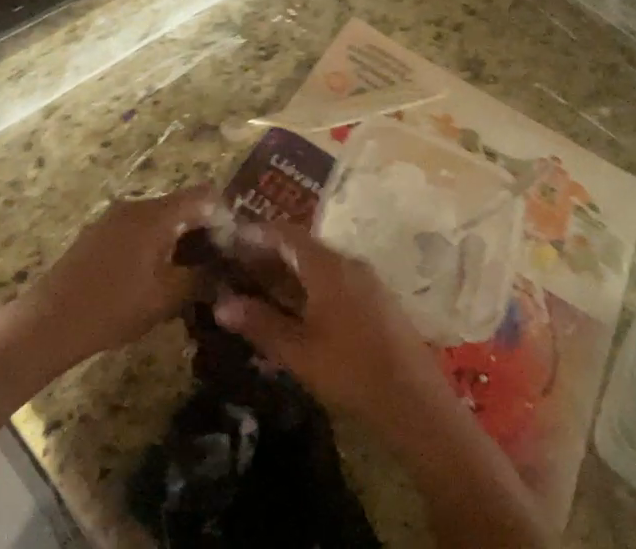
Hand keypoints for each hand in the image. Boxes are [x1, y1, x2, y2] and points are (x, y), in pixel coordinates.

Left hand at [20, 184, 218, 361]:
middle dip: (204, 231)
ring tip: (190, 275)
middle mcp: (135, 206)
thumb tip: (224, 271)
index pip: (205, 196)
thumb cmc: (114, 307)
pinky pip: (138, 230)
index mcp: (156, 214)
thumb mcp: (168, 297)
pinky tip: (157, 277)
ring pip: (160, 219)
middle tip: (219, 265)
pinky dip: (155, 245)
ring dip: (179, 240)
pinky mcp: (98, 234)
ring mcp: (113, 218)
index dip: (226, 215)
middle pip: (182, 206)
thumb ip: (201, 278)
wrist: (49, 321)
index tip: (236, 246)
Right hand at [211, 222, 452, 436]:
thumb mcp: (297, 352)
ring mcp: (368, 283)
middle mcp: (349, 264)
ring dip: (290, 273)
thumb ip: (259, 324)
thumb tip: (221, 304)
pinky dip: (310, 287)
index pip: (286, 234)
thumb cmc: (351, 371)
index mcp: (328, 267)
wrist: (414, 401)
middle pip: (304, 248)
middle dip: (270, 255)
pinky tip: (296, 311)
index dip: (256, 233)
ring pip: (320, 266)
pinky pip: (336, 282)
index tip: (229, 240)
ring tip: (259, 289)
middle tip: (237, 267)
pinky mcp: (378, 303)